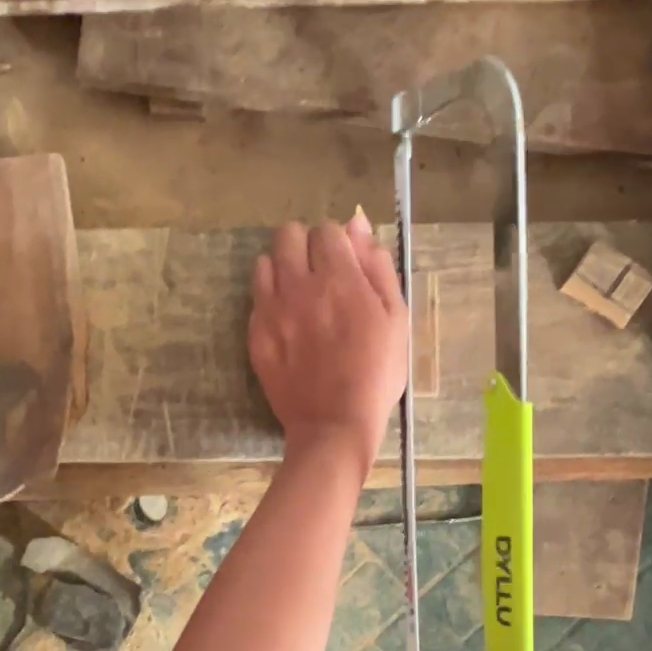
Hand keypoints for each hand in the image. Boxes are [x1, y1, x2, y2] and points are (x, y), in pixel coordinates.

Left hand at [248, 210, 408, 472]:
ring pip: (265, 261)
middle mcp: (299, 286)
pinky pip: (256, 297)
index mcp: (339, 279)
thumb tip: (359, 225)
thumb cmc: (375, 374)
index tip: (345, 265)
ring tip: (300, 294)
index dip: (338, 243)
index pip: (327, 230)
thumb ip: (377, 268)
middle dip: (306, 245)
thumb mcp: (396, 319)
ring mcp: (272, 310)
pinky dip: (270, 298)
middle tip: (320, 274)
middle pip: (289, 234)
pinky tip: (287, 320)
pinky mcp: (255, 334)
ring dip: (284, 268)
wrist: (334, 425)